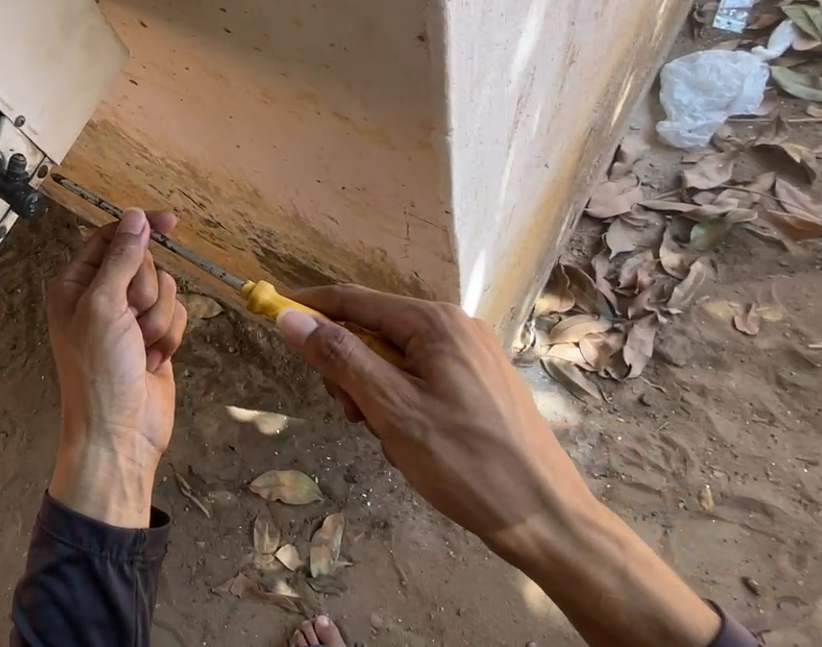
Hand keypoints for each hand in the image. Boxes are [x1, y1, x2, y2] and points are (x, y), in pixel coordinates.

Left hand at [44, 208, 186, 526]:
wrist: (120, 434)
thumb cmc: (99, 370)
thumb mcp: (104, 306)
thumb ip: (121, 258)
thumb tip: (134, 216)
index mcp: (75, 283)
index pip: (109, 238)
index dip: (138, 228)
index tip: (171, 222)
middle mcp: (100, 296)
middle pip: (142, 262)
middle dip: (146, 289)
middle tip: (131, 319)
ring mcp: (128, 318)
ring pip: (164, 288)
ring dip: (159, 318)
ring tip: (141, 347)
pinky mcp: (153, 337)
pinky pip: (176, 315)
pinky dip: (169, 336)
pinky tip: (153, 361)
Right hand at [278, 286, 720, 646]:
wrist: (551, 522)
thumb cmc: (467, 464)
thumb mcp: (391, 410)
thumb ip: (339, 358)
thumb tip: (289, 316)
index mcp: (434, 323)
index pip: (352, 300)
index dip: (307, 307)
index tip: (270, 315)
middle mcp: (455, 325)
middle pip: (372, 328)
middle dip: (348, 366)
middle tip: (351, 414)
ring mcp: (472, 352)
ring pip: (394, 355)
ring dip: (374, 390)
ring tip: (389, 436)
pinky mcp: (481, 379)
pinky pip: (419, 374)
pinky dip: (401, 399)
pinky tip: (414, 438)